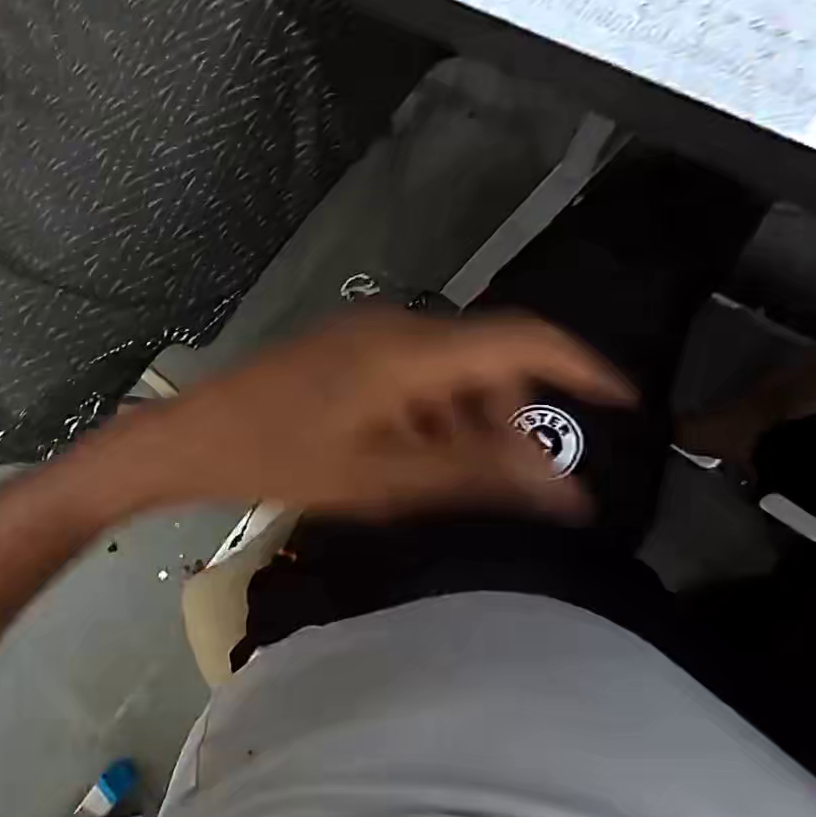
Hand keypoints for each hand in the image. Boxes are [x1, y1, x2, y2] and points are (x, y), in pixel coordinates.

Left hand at [102, 310, 635, 519]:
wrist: (195, 436)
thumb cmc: (283, 460)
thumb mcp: (386, 480)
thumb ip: (478, 477)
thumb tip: (565, 491)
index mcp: (413, 350)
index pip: (523, 341)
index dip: (580, 366)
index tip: (620, 401)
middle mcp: (399, 325)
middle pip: (488, 358)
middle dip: (513, 414)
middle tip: (515, 475)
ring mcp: (369, 332)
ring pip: (452, 368)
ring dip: (471, 417)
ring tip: (460, 474)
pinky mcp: (349, 347)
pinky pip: (416, 371)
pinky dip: (435, 409)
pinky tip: (417, 453)